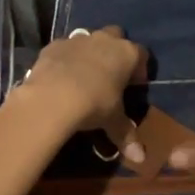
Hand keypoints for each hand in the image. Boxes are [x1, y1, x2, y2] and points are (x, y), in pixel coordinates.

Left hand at [18, 27, 149, 162]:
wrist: (53, 96)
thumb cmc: (94, 104)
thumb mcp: (112, 120)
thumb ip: (126, 134)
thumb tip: (141, 158)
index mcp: (127, 54)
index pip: (141, 55)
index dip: (139, 69)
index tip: (134, 85)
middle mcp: (105, 40)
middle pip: (116, 36)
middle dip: (114, 51)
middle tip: (110, 75)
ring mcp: (78, 39)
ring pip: (89, 39)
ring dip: (89, 53)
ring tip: (83, 76)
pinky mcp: (54, 45)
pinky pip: (64, 48)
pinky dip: (64, 59)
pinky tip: (60, 76)